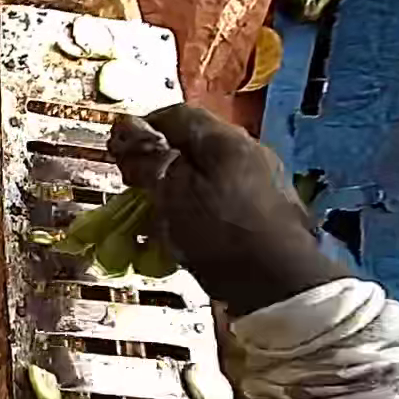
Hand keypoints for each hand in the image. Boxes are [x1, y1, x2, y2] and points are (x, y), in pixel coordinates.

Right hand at [108, 105, 347, 314]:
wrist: (279, 284)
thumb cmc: (218, 234)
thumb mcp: (171, 195)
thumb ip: (148, 159)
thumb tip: (126, 129)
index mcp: (223, 140)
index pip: (174, 114)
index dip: (140, 128)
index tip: (119, 152)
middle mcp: (247, 149)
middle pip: (192, 140)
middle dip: (158, 157)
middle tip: (134, 182)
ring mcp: (262, 176)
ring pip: (206, 167)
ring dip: (176, 180)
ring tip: (156, 206)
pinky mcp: (267, 205)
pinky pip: (222, 190)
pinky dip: (197, 199)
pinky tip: (187, 223)